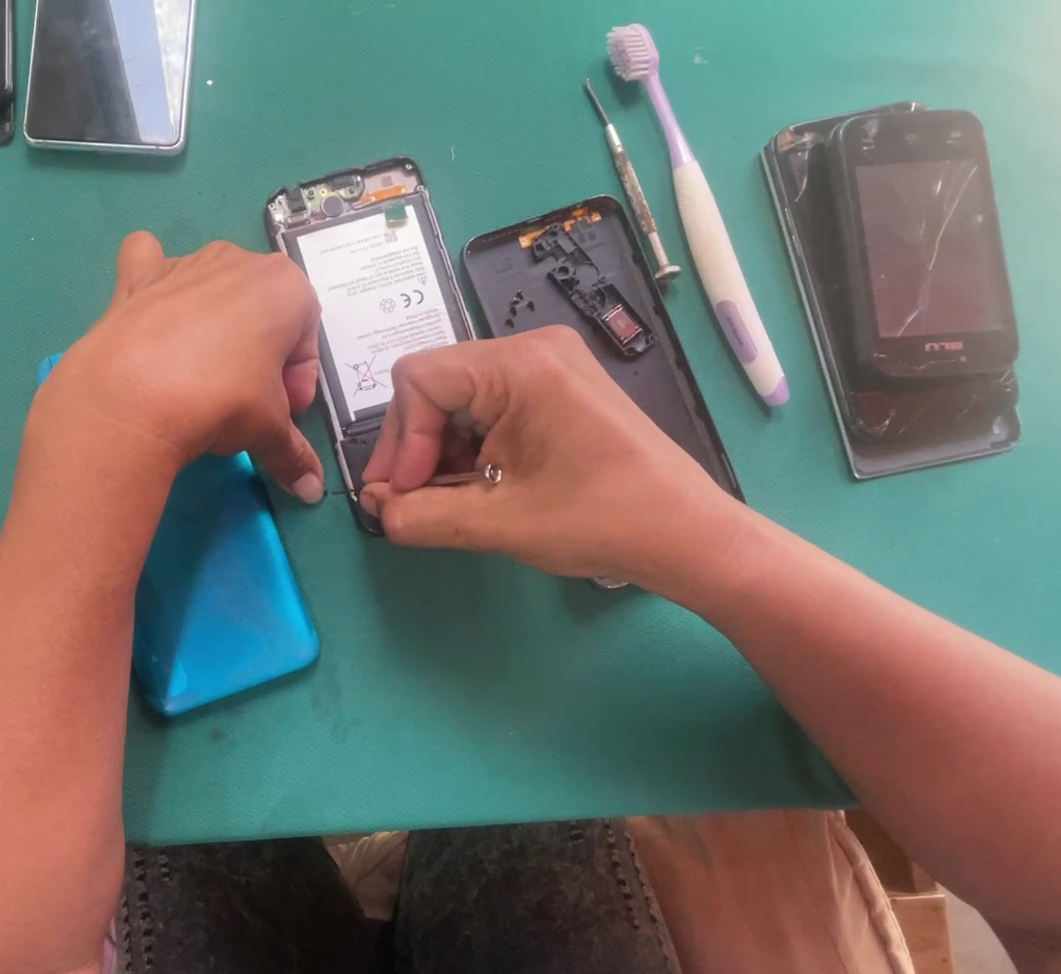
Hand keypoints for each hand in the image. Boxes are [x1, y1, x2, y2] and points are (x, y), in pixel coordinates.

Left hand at [32, 233, 325, 500]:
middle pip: (263, 314)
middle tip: (248, 404)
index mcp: (286, 287)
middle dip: (262, 357)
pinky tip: (153, 313)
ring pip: (213, 290)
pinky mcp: (138, 279)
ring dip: (217, 328)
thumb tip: (311, 489)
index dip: (299, 382)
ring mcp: (185, 265)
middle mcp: (238, 263)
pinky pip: (150, 264)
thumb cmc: (222, 400)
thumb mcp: (268, 430)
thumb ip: (293, 454)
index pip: (307, 339)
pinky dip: (154, 281)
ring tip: (200, 379)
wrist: (134, 396)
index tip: (285, 413)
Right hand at [359, 326, 758, 590]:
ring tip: (445, 502)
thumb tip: (376, 507)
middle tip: (407, 503)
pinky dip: (466, 450)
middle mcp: (530, 350)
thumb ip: (420, 516)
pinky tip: (473, 488)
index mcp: (521, 365)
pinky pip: (483, 410)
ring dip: (438, 454)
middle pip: (432, 388)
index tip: (404, 493)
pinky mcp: (552, 391)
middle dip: (414, 449)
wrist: (684, 535)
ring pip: (454, 402)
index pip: (418, 379)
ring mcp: (544, 367)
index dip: (401, 441)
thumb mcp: (497, 522)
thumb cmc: (600, 520)